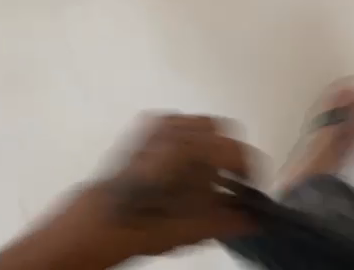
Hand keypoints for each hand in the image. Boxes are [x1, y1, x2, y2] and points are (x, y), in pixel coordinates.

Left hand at [12, 114, 258, 268]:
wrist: (100, 219)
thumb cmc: (141, 222)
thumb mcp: (191, 228)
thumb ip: (227, 219)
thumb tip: (253, 217)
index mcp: (189, 145)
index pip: (234, 146)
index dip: (249, 166)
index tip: (252, 186)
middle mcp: (173, 126)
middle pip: (218, 129)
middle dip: (225, 155)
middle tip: (227, 185)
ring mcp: (156, 124)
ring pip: (197, 126)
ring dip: (206, 150)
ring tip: (202, 184)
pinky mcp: (143, 128)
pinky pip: (176, 127)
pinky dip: (185, 145)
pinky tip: (180, 174)